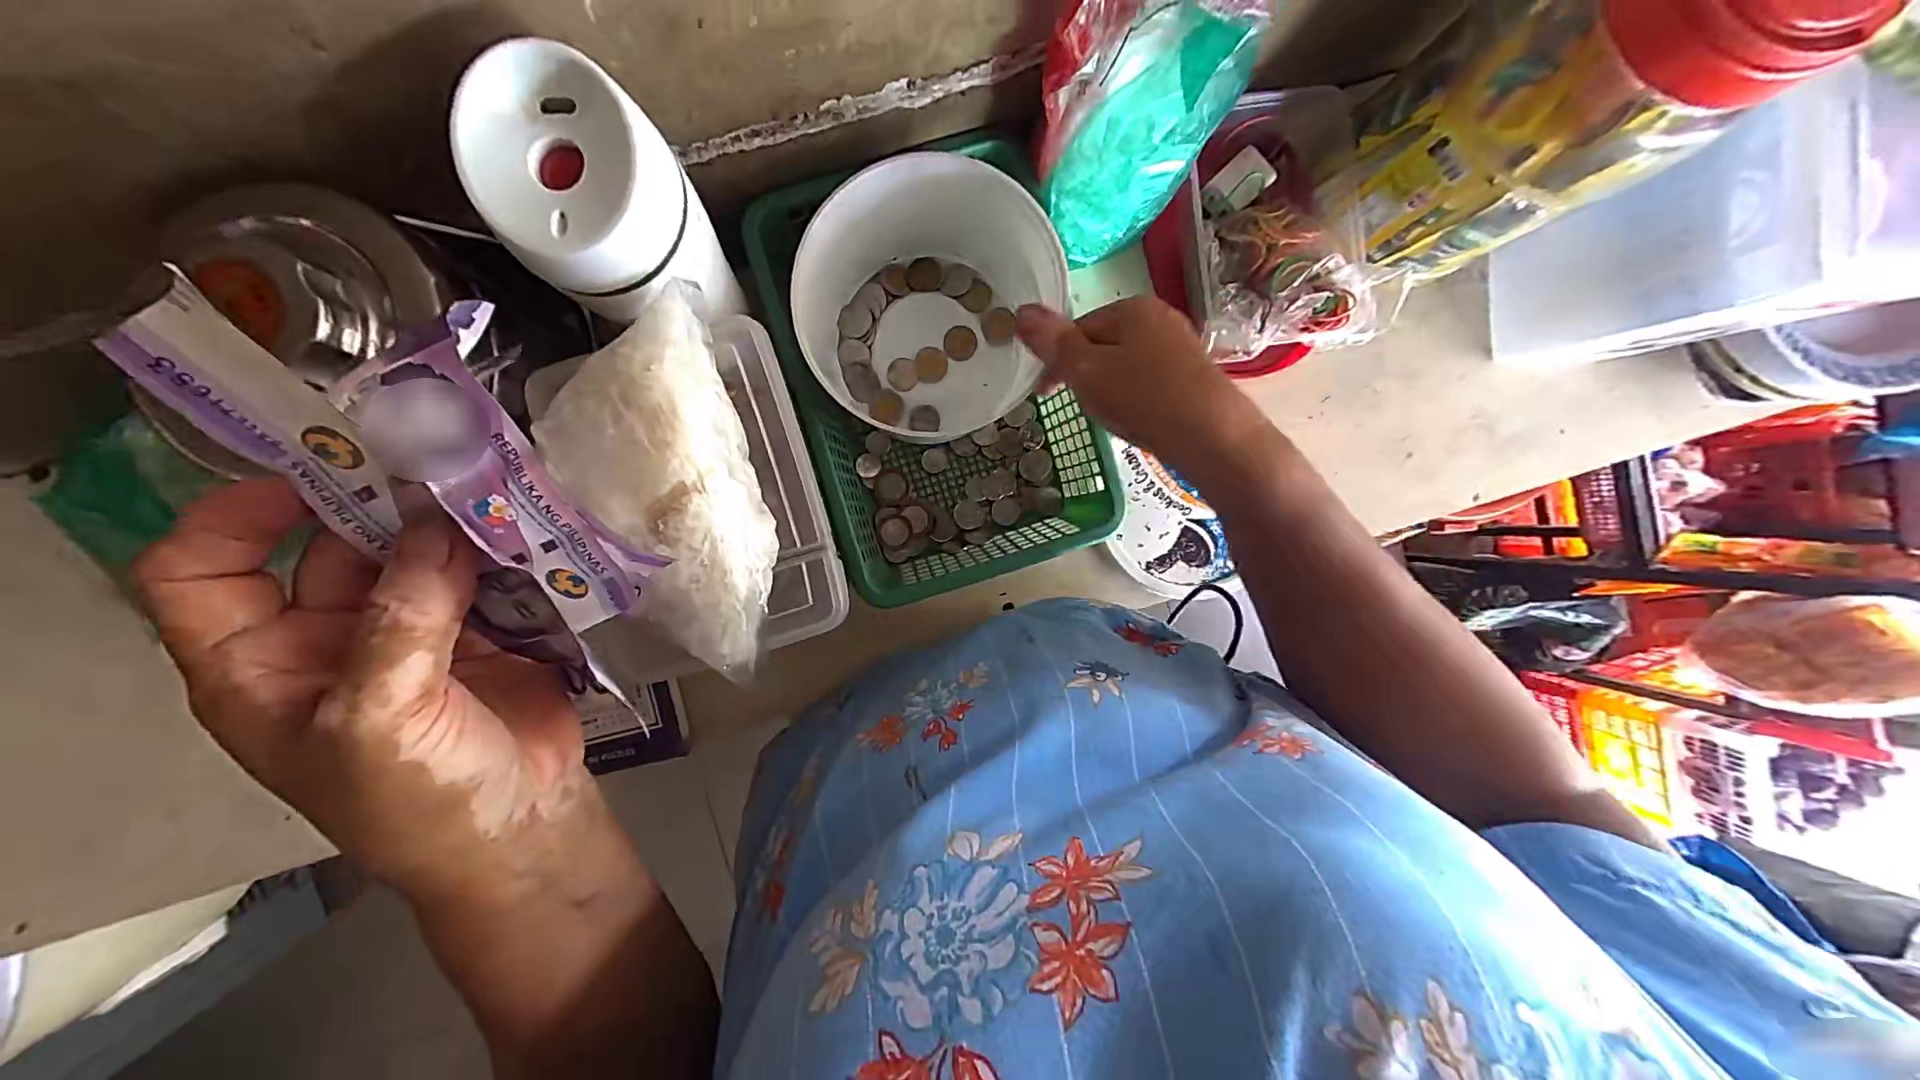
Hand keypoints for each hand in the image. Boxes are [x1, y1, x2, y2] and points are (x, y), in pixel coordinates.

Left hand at [132, 479, 593, 901]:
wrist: (519, 825)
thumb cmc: (418, 797)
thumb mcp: (378, 720)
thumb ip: (400, 623)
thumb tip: (433, 526)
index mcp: (263, 664)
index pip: (203, 573)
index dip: (236, 518)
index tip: (313, 478)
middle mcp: (331, 637)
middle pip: (333, 550)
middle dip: (379, 511)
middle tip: (440, 471)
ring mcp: (415, 633)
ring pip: (418, 558)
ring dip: (451, 529)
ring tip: (494, 496)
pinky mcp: (483, 633)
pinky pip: (483, 578)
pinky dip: (502, 554)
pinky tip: (528, 533)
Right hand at [1016, 296, 1267, 467]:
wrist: (1212, 435)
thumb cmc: (1142, 399)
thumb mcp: (1086, 372)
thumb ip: (1054, 343)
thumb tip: (1021, 310)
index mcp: (1130, 307)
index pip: (1076, 329)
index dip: (1055, 361)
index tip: (1043, 394)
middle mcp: (1159, 315)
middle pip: (1101, 343)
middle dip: (1084, 374)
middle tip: (1082, 406)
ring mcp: (1180, 343)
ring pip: (1124, 362)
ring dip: (1108, 386)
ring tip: (1111, 415)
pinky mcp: (1192, 372)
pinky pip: (1147, 378)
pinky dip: (1134, 395)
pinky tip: (1138, 417)